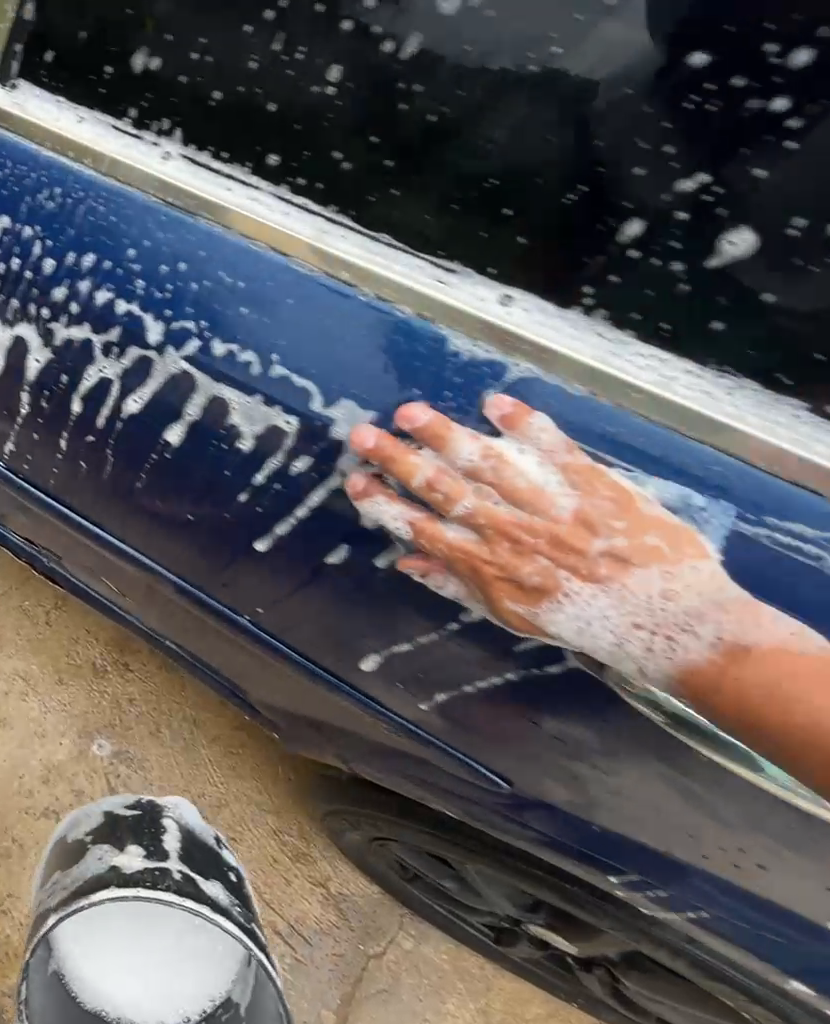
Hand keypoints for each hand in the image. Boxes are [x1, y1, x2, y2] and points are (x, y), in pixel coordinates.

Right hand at [343, 394, 804, 685]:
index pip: (418, 527)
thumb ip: (455, 584)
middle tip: (361, 434)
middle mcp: (507, 530)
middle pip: (441, 488)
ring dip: (444, 435)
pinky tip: (494, 402)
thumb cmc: (580, 619)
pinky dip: (525, 425)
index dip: (382, 503)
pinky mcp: (594, 488)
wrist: (668, 621)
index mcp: (484, 563)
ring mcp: (550, 506)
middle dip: (397, 459)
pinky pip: (555, 451)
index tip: (354, 481)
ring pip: (487, 464)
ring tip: (409, 411)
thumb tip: (405, 563)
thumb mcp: (507, 612)